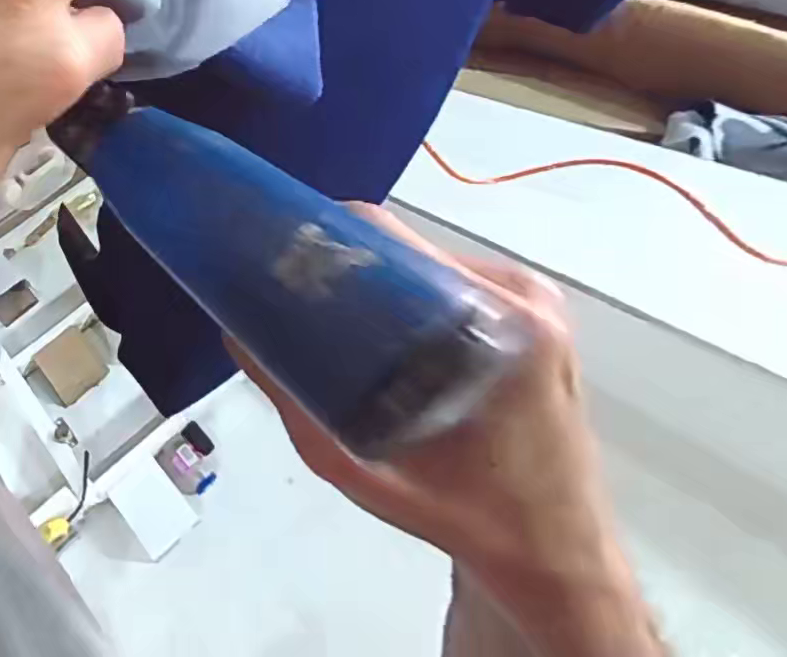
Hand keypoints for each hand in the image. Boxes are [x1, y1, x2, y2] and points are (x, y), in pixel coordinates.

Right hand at [230, 204, 663, 655]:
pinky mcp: (531, 308)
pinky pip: (442, 273)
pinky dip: (398, 285)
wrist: (551, 550)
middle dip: (338, 256)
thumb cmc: (456, 510)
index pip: (387, 240)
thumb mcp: (354, 463)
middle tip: (292, 288)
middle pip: (399, 241)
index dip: (323, 236)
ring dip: (367, 272)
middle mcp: (519, 296)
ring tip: (328, 308)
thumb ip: (289, 398)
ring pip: (417, 254)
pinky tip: (375, 323)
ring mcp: (531, 298)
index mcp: (495, 322)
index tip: (279, 257)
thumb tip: (236, 332)